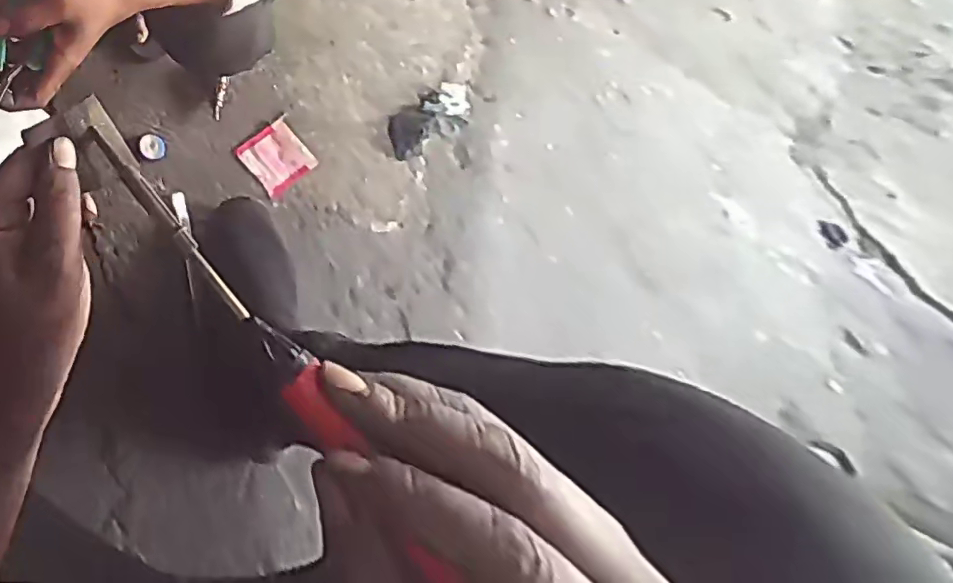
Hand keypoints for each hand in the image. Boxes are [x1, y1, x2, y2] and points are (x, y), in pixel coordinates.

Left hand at [0, 0, 134, 108]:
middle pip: (18, 72)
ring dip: (3, 32)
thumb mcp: (60, 5)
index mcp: (59, 63)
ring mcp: (49, 43)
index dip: (13, 100)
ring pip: (18, 47)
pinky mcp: (48, 28)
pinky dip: (15, 15)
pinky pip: (25, 29)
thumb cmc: (94, 2)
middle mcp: (51, 58)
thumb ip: (28, 17)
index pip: (36, 97)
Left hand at [0, 139, 92, 397]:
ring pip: (42, 187)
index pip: (23, 159)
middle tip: (95, 189)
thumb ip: (60, 199)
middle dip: (65, 175)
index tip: (92, 139)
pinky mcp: (20, 238)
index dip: (56, 148)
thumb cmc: (40, 323)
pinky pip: (45, 208)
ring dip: (69, 195)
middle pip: (31, 170)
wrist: (30, 371)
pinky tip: (82, 227)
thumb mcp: (57, 257)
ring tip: (88, 217)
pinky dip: (67, 211)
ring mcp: (4, 226)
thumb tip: (64, 148)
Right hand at [310, 367, 669, 582]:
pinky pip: (503, 451)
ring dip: (421, 408)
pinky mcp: (579, 526)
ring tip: (356, 390)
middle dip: (413, 418)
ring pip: (511, 445)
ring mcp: (608, 548)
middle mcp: (615, 572)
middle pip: (514, 467)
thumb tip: (336, 480)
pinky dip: (441, 423)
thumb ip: (377, 571)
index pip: (511, 546)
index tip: (341, 460)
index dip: (418, 495)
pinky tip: (395, 412)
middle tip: (337, 388)